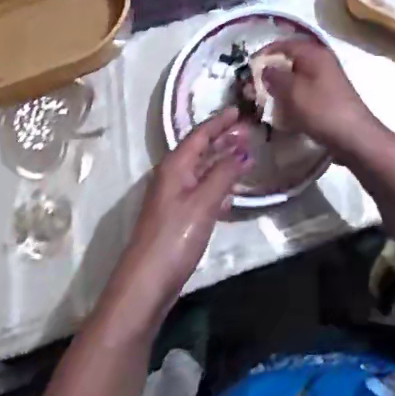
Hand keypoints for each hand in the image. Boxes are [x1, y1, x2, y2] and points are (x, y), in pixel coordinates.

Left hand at [113, 108, 251, 309]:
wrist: (146, 285)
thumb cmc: (174, 238)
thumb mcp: (203, 202)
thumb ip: (224, 174)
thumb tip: (244, 150)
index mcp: (174, 167)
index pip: (199, 135)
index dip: (219, 122)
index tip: (238, 111)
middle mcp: (171, 177)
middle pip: (199, 150)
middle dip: (222, 139)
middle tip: (248, 131)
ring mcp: (173, 198)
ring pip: (201, 170)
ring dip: (222, 160)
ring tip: (245, 154)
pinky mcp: (178, 218)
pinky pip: (201, 189)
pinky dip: (218, 183)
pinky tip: (232, 190)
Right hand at [258, 37, 390, 156]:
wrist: (354, 136)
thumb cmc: (321, 109)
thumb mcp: (292, 91)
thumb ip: (274, 76)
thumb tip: (264, 68)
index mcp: (314, 53)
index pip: (283, 44)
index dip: (264, 54)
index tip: (248, 69)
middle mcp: (322, 61)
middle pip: (290, 60)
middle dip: (271, 73)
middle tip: (254, 87)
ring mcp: (327, 79)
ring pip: (297, 77)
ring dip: (281, 87)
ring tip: (265, 101)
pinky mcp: (328, 96)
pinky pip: (305, 91)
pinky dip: (292, 98)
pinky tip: (283, 112)